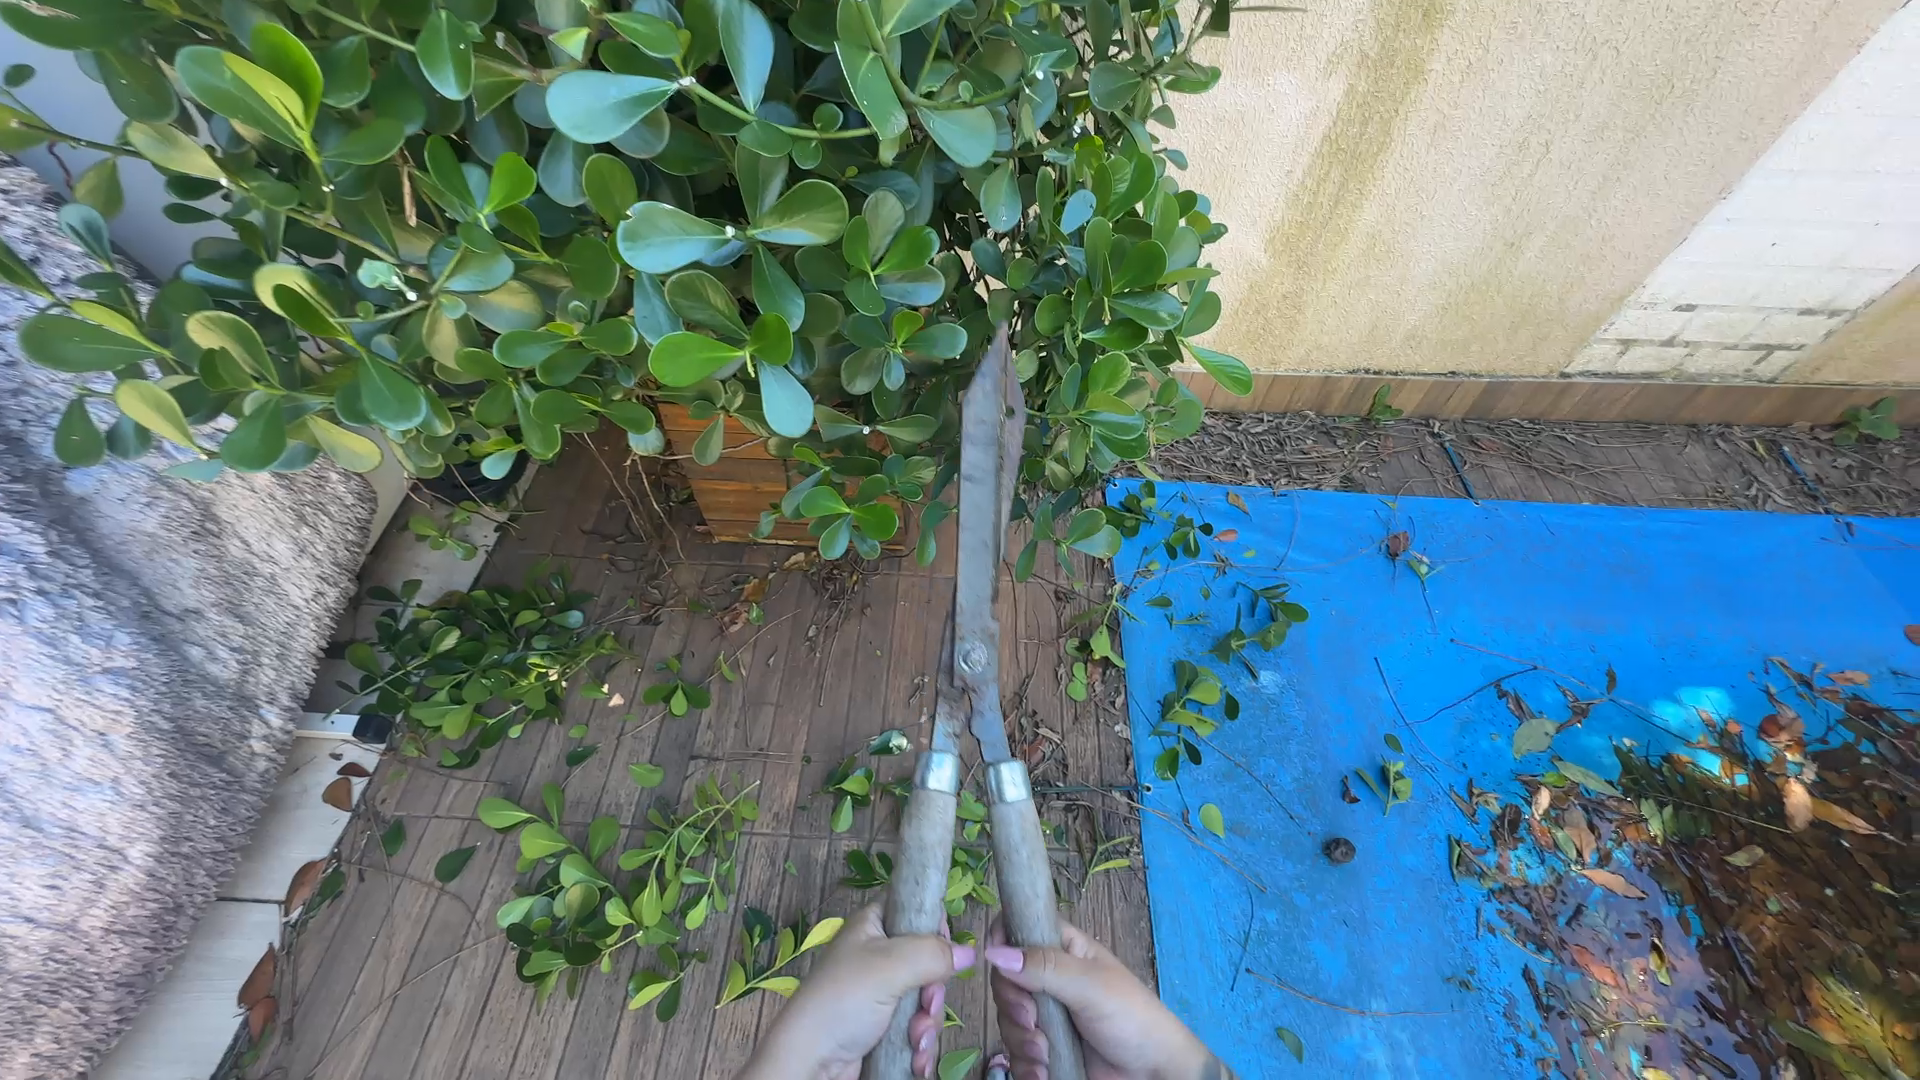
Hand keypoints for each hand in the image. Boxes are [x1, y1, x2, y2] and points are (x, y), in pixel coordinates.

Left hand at [739, 904, 973, 1079]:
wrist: (810, 1063)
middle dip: (934, 991)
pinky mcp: (884, 1027)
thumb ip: (932, 953)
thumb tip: (970, 952)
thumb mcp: (890, 965)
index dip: (936, 929)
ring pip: (926, 998)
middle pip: (930, 960)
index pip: (916, 910)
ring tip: (915, 1041)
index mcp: (875, 924)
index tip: (944, 952)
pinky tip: (916, 1058)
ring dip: (928, 1023)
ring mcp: (882, 993)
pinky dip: (921, 1044)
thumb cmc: (844, 999)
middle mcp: (880, 955)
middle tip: (926, 1005)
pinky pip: (917, 1027)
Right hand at [986, 918, 1222, 1079]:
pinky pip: (1016, 1053)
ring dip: (1020, 1040)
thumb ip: (1044, 967)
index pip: (1018, 927)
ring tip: (1045, 1055)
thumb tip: (992, 952)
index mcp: (1061, 948)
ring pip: (1007, 1019)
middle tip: (1032, 1022)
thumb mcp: (1090, 985)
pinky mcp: (1044, 1049)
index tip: (997, 963)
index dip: (1001, 939)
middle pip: (1005, 979)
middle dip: (1013, 1005)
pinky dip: (1024, 1065)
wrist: (1153, 1074)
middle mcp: (1047, 977)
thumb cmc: (1131, 1016)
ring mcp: (1045, 1015)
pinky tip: (1043, 1072)